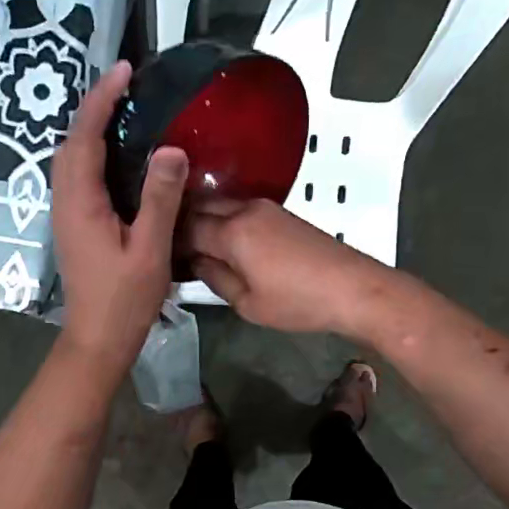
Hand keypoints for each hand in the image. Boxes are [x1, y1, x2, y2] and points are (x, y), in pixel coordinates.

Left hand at [51, 61, 188, 365]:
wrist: (98, 339)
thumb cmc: (124, 299)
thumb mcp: (150, 250)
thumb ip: (159, 199)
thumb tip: (171, 149)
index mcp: (81, 203)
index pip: (85, 137)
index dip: (102, 100)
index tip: (125, 71)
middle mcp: (65, 202)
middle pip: (70, 143)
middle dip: (94, 109)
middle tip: (127, 87)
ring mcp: (66, 215)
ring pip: (71, 160)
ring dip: (92, 130)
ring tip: (125, 112)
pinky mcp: (74, 226)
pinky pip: (79, 177)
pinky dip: (94, 154)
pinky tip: (121, 158)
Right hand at [181, 197, 399, 337]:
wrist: (352, 288)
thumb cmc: (298, 302)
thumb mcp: (248, 303)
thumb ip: (215, 279)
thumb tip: (196, 263)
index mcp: (232, 232)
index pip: (186, 226)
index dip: (168, 239)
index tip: (156, 253)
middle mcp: (245, 209)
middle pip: (201, 206)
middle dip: (181, 221)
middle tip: (167, 244)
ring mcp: (266, 207)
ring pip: (221, 204)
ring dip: (203, 217)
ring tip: (190, 241)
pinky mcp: (281, 213)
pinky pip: (240, 209)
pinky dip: (224, 219)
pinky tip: (221, 239)